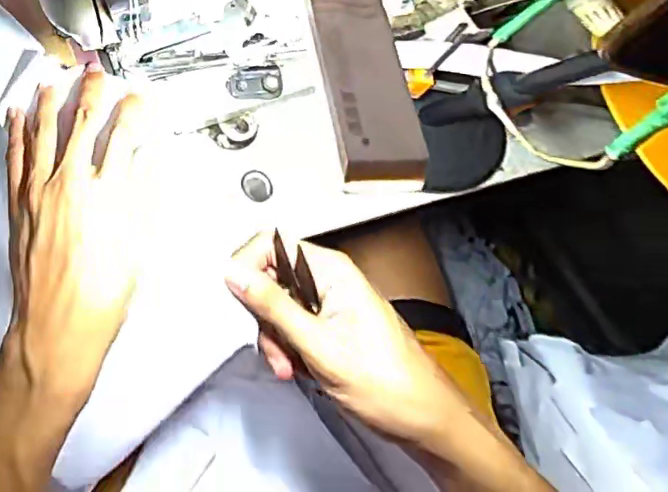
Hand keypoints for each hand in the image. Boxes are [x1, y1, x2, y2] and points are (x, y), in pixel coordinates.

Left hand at [2, 68, 145, 403]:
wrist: (56, 331)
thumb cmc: (101, 297)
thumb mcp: (137, 244)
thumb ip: (139, 195)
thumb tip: (143, 158)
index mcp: (105, 193)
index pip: (122, 134)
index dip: (132, 109)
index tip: (137, 95)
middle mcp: (70, 184)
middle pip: (81, 123)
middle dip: (91, 92)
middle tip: (95, 72)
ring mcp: (39, 191)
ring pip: (43, 133)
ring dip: (49, 103)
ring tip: (52, 80)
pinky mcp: (18, 204)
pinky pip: (15, 158)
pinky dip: (16, 133)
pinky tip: (17, 114)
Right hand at [223, 232, 485, 448]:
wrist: (430, 422)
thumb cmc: (392, 385)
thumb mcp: (320, 346)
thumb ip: (273, 306)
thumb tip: (237, 274)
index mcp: (330, 269)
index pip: (271, 244)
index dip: (248, 266)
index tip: (238, 295)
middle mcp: (330, 278)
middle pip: (272, 277)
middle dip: (266, 316)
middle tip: (276, 347)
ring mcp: (331, 300)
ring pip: (280, 304)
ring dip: (278, 337)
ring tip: (292, 365)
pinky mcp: (331, 322)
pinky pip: (295, 322)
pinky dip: (290, 346)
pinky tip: (302, 366)